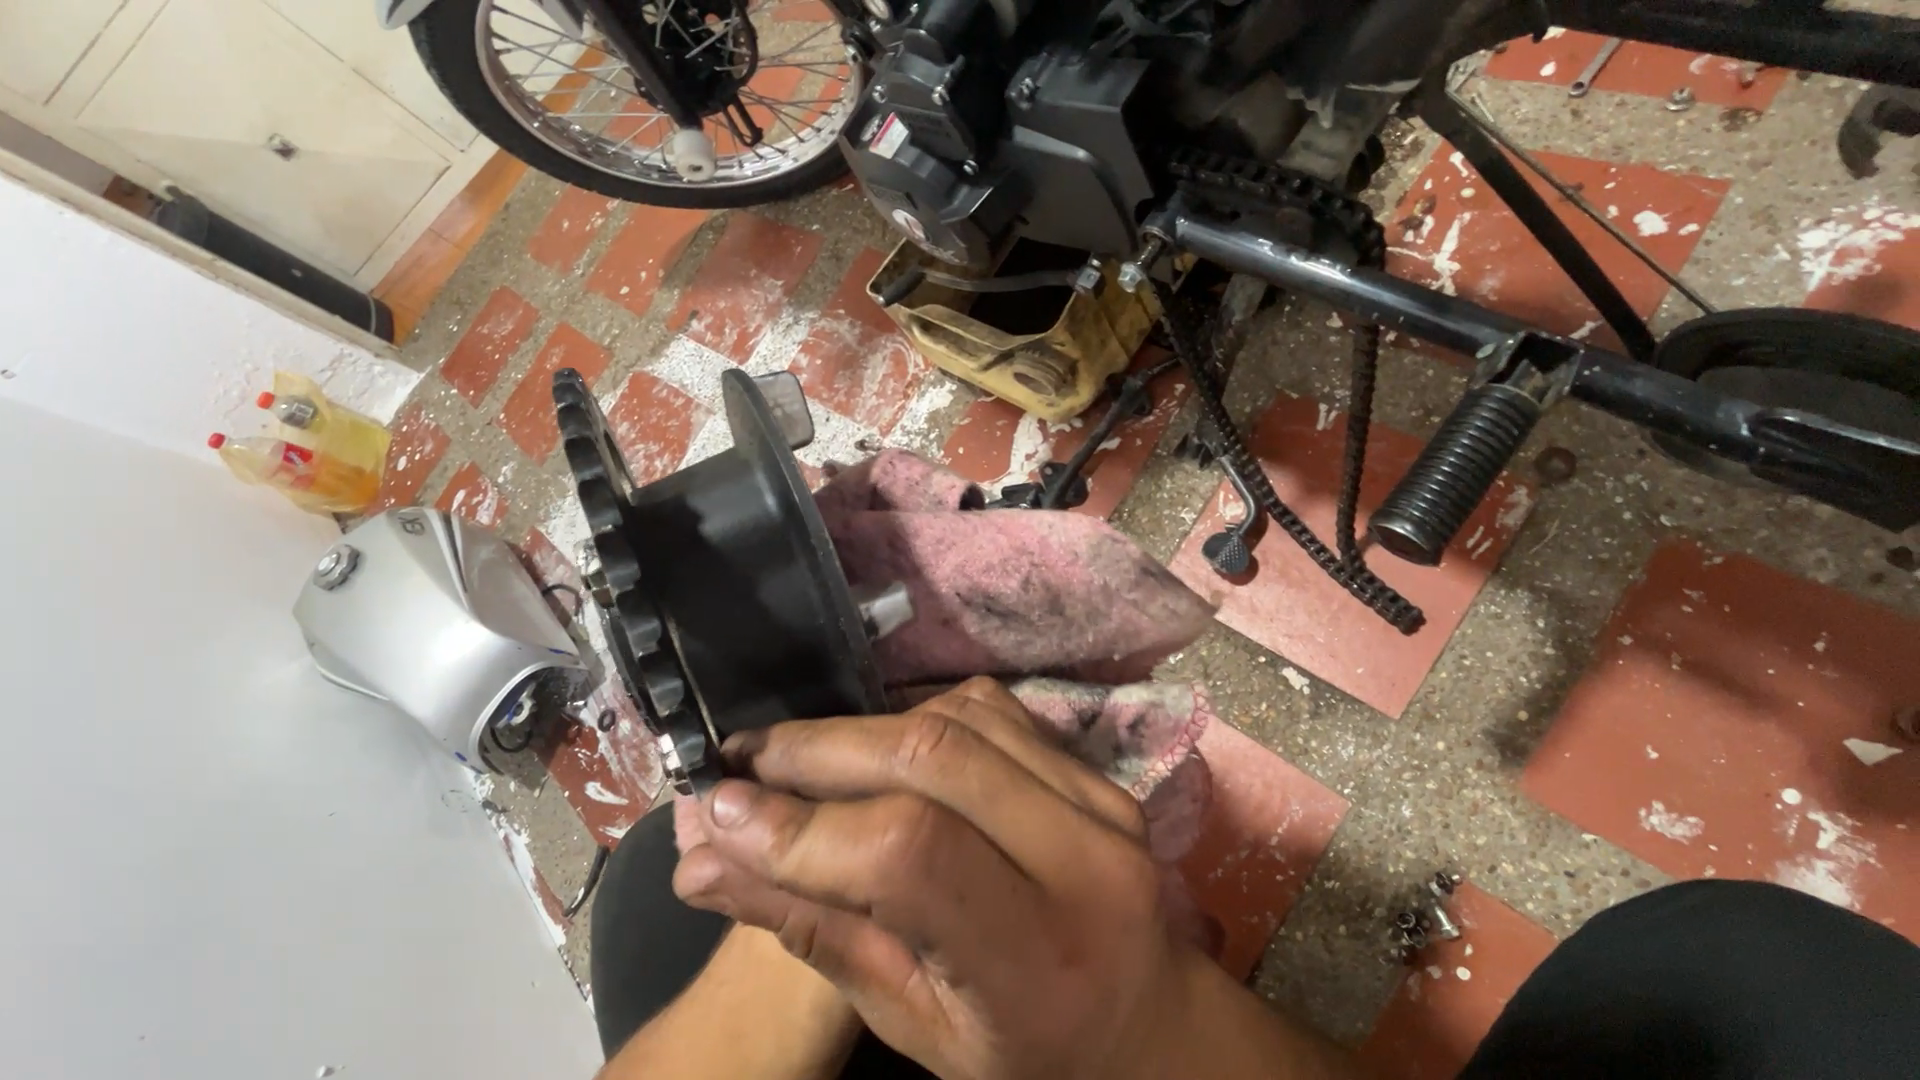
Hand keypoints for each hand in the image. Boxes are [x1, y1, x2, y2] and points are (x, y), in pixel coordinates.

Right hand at [671, 678, 1190, 1079]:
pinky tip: (871, 743)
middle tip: (741, 762)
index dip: (804, 825)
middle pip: (932, 758)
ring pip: (958, 718)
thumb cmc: (1019, 1048)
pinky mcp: (1094, 769)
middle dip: (818, 752)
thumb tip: (702, 862)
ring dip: (857, 728)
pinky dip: (914, 714)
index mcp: (1036, 957)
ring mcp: (1099, 800)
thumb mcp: (908, 1020)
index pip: (910, 853)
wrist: (1142, 1018)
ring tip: (793, 755)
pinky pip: (991, 710)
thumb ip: (812, 931)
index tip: (718, 810)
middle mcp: (1083, 859)